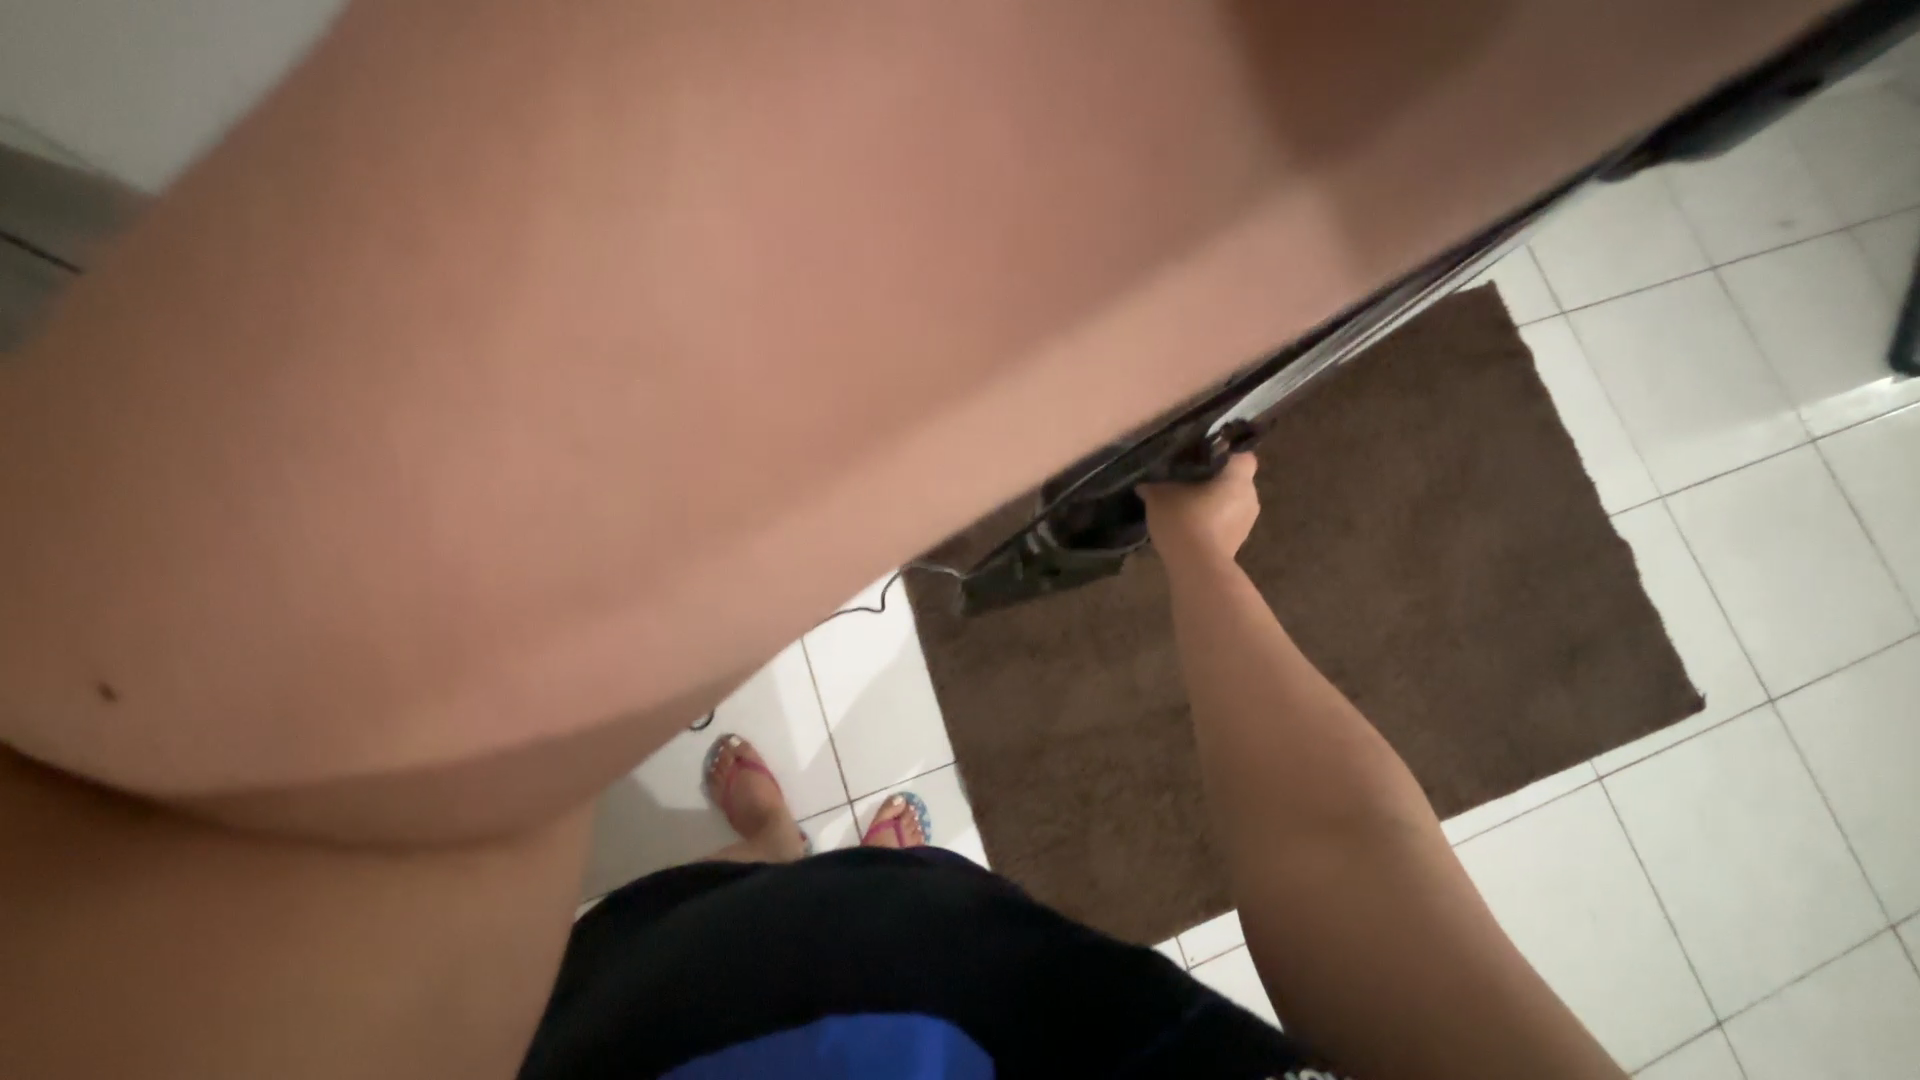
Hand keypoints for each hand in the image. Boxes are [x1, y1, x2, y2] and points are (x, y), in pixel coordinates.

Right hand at [1137, 451, 1259, 567]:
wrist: (1197, 566)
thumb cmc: (1184, 520)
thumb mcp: (1159, 497)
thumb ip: (1154, 485)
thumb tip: (1144, 483)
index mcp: (1238, 477)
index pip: (1243, 456)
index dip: (1226, 455)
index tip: (1205, 458)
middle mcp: (1251, 496)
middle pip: (1237, 481)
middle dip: (1218, 481)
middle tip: (1192, 482)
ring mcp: (1248, 522)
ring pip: (1233, 503)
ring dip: (1216, 504)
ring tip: (1190, 507)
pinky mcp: (1239, 542)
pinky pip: (1228, 523)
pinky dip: (1215, 523)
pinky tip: (1193, 527)